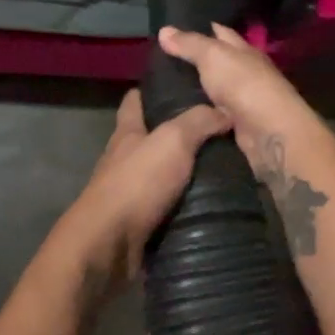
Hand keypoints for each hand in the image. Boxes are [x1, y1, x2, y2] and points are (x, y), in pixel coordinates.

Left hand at [53, 89, 230, 294]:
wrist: (108, 248)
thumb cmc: (136, 184)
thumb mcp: (173, 141)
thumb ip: (199, 121)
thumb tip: (225, 112)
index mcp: (127, 132)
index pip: (136, 99)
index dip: (155, 88)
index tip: (185, 85)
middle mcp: (125, 159)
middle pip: (152, 138)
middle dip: (180, 134)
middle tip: (220, 131)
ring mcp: (130, 193)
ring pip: (162, 175)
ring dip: (187, 173)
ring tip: (226, 168)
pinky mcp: (138, 225)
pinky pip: (168, 208)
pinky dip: (186, 206)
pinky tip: (213, 204)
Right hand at [158, 24, 311, 163]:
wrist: (267, 130)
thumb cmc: (242, 83)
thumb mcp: (213, 55)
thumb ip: (190, 43)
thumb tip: (164, 29)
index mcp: (243, 49)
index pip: (221, 32)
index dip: (202, 27)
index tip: (176, 27)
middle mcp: (245, 71)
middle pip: (217, 61)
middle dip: (194, 59)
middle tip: (159, 59)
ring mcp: (241, 99)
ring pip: (213, 88)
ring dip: (195, 87)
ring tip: (161, 85)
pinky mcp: (235, 123)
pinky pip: (212, 112)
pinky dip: (199, 111)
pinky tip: (178, 111)